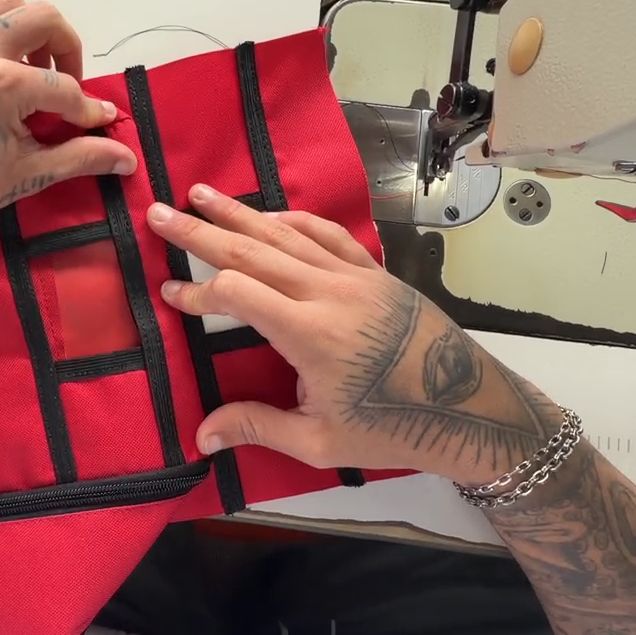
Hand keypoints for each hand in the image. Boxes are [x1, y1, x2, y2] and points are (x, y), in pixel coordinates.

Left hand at [0, 0, 138, 253]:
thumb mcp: (27, 174)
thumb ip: (80, 157)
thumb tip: (128, 159)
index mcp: (4, 85)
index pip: (65, 88)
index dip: (87, 110)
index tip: (97, 121)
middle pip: (43, 18)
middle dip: (66, 48)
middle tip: (65, 83)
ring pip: (3, 5)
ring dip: (26, 29)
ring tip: (28, 68)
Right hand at [145, 184, 566, 484]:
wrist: (476, 413)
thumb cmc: (395, 431)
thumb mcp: (320, 441)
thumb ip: (257, 428)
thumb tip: (200, 437)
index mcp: (310, 333)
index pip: (236, 294)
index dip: (197, 293)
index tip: (169, 295)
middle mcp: (328, 292)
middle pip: (251, 249)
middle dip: (199, 231)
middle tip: (159, 213)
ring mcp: (354, 276)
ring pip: (285, 233)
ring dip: (238, 212)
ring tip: (200, 193)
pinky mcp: (375, 272)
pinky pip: (326, 234)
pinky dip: (291, 220)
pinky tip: (268, 215)